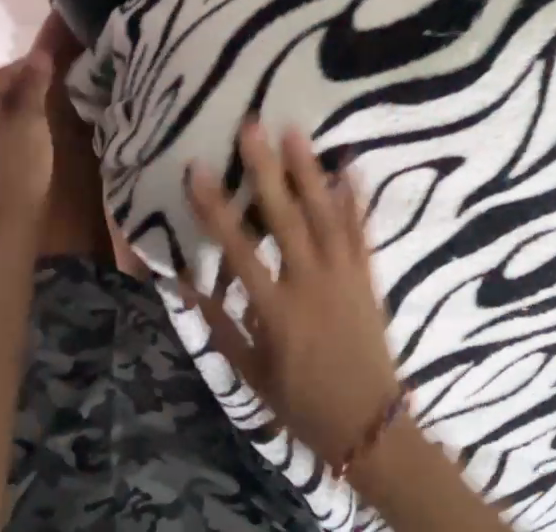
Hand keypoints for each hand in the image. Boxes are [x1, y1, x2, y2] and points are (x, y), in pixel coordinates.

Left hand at [0, 51, 54, 227]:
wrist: (17, 214)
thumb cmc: (23, 161)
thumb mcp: (31, 117)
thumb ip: (34, 84)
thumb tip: (39, 53)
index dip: (24, 64)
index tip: (50, 64)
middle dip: (25, 81)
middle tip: (53, 79)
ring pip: (4, 110)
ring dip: (25, 100)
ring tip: (51, 99)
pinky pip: (8, 127)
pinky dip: (24, 119)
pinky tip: (42, 125)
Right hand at [183, 120, 403, 471]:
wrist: (370, 429)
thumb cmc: (301, 403)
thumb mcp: (249, 371)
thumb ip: (218, 322)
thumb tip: (185, 279)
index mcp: (276, 311)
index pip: (238, 249)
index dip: (215, 208)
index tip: (197, 170)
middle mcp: (311, 285)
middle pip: (286, 219)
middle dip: (266, 170)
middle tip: (252, 127)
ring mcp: (345, 278)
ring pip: (325, 216)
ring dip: (309, 171)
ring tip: (296, 132)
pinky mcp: (368, 279)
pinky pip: (360, 232)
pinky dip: (354, 199)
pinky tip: (349, 167)